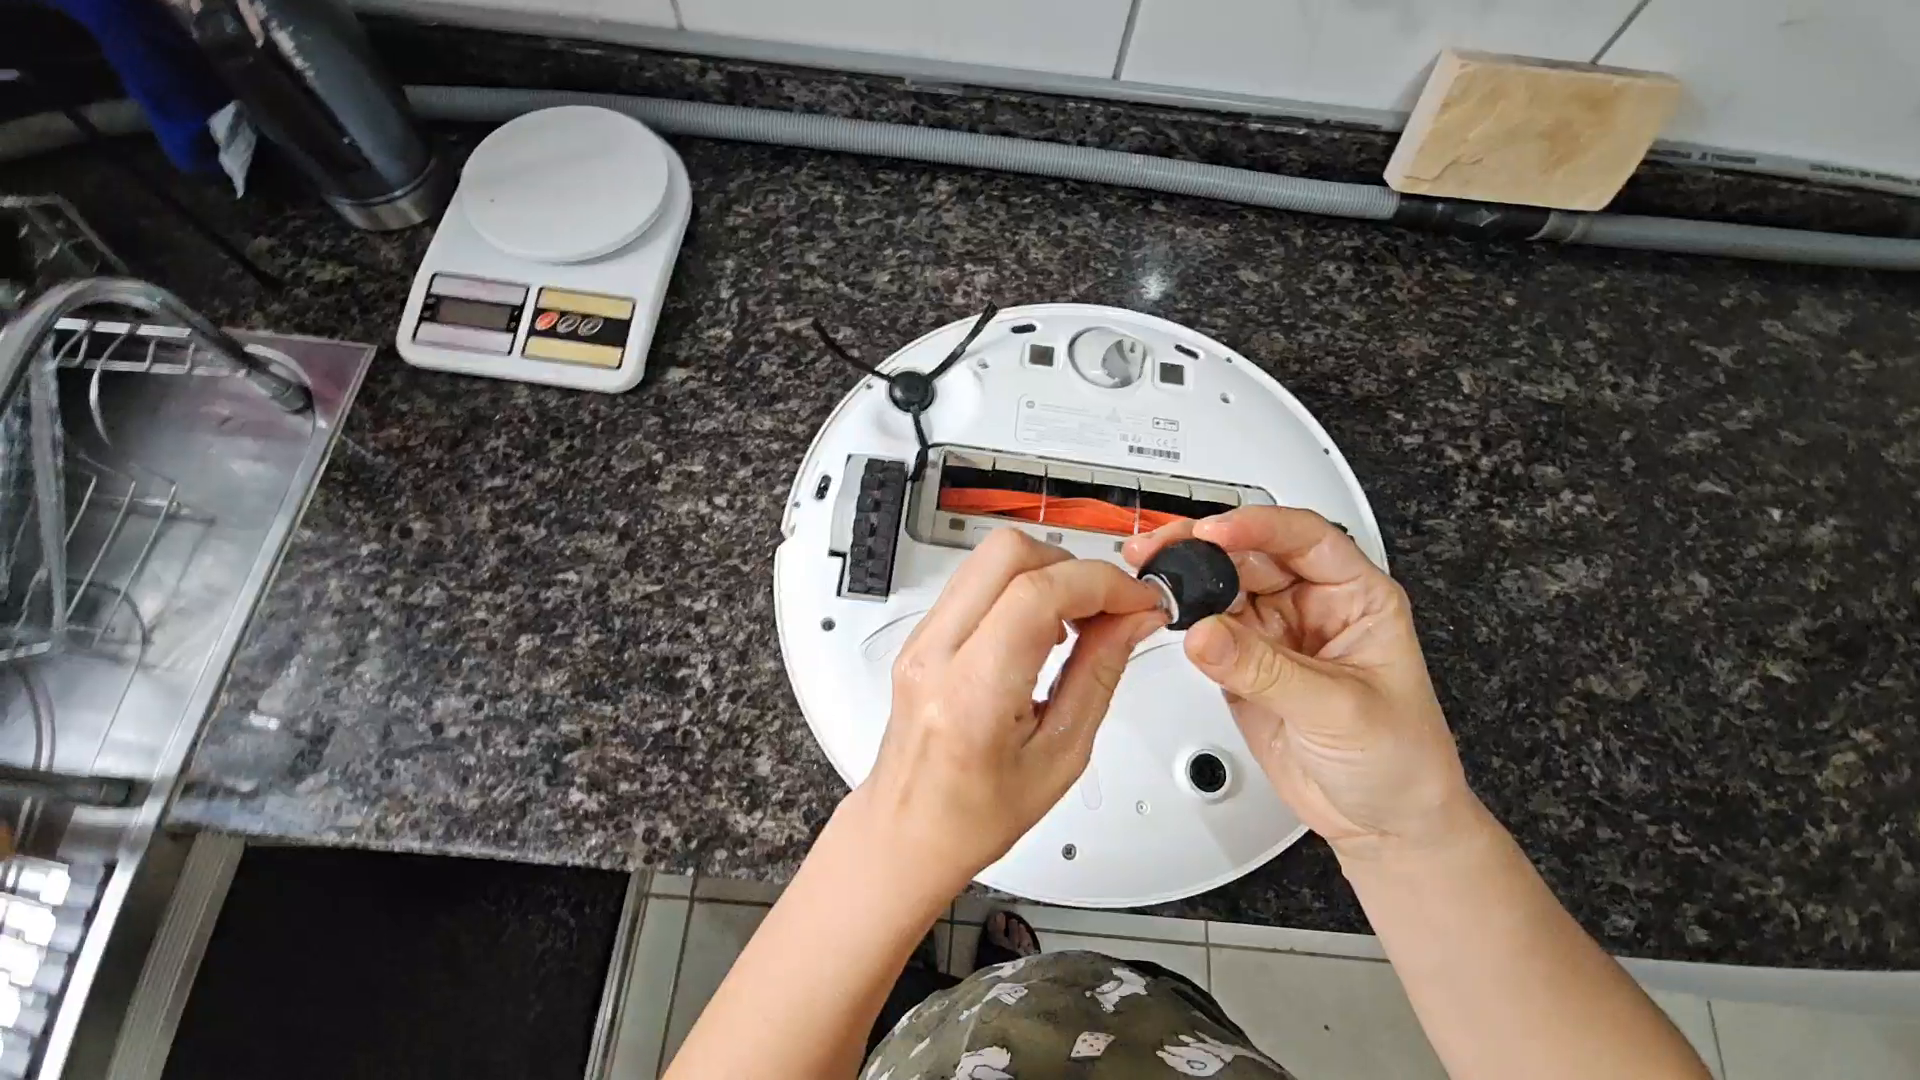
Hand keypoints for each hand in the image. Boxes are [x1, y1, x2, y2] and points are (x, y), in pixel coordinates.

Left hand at [851, 529, 1165, 888]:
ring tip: (1081, 621)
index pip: (1038, 592)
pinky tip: (1045, 629)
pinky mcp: (922, 636)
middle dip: (1074, 566)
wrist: (909, 831)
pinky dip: (1022, 588)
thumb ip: (1099, 674)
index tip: (1138, 601)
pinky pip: (977, 582)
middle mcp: (936, 654)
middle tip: (1109, 607)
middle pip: (1009, 552)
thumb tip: (1132, 619)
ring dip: (1048, 574)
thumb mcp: (1061, 755)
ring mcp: (922, 640)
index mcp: (971, 693)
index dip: (1102, 584)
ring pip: (991, 558)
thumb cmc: (973, 814)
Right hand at [1123, 508, 1475, 859]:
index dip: (1258, 527)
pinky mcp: (1243, 663)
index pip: (1305, 539)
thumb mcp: (1339, 709)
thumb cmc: (1400, 761)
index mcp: (1355, 597)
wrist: (1382, 821)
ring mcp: (1275, 634)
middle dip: (1204, 549)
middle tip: (1163, 550)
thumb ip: (1266, 670)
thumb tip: (1205, 633)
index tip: (1214, 533)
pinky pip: (1206, 629)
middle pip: (1251, 556)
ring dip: (1186, 582)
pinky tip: (1163, 615)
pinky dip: (1181, 620)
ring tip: (1153, 583)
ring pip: (1222, 588)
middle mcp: (1312, 606)